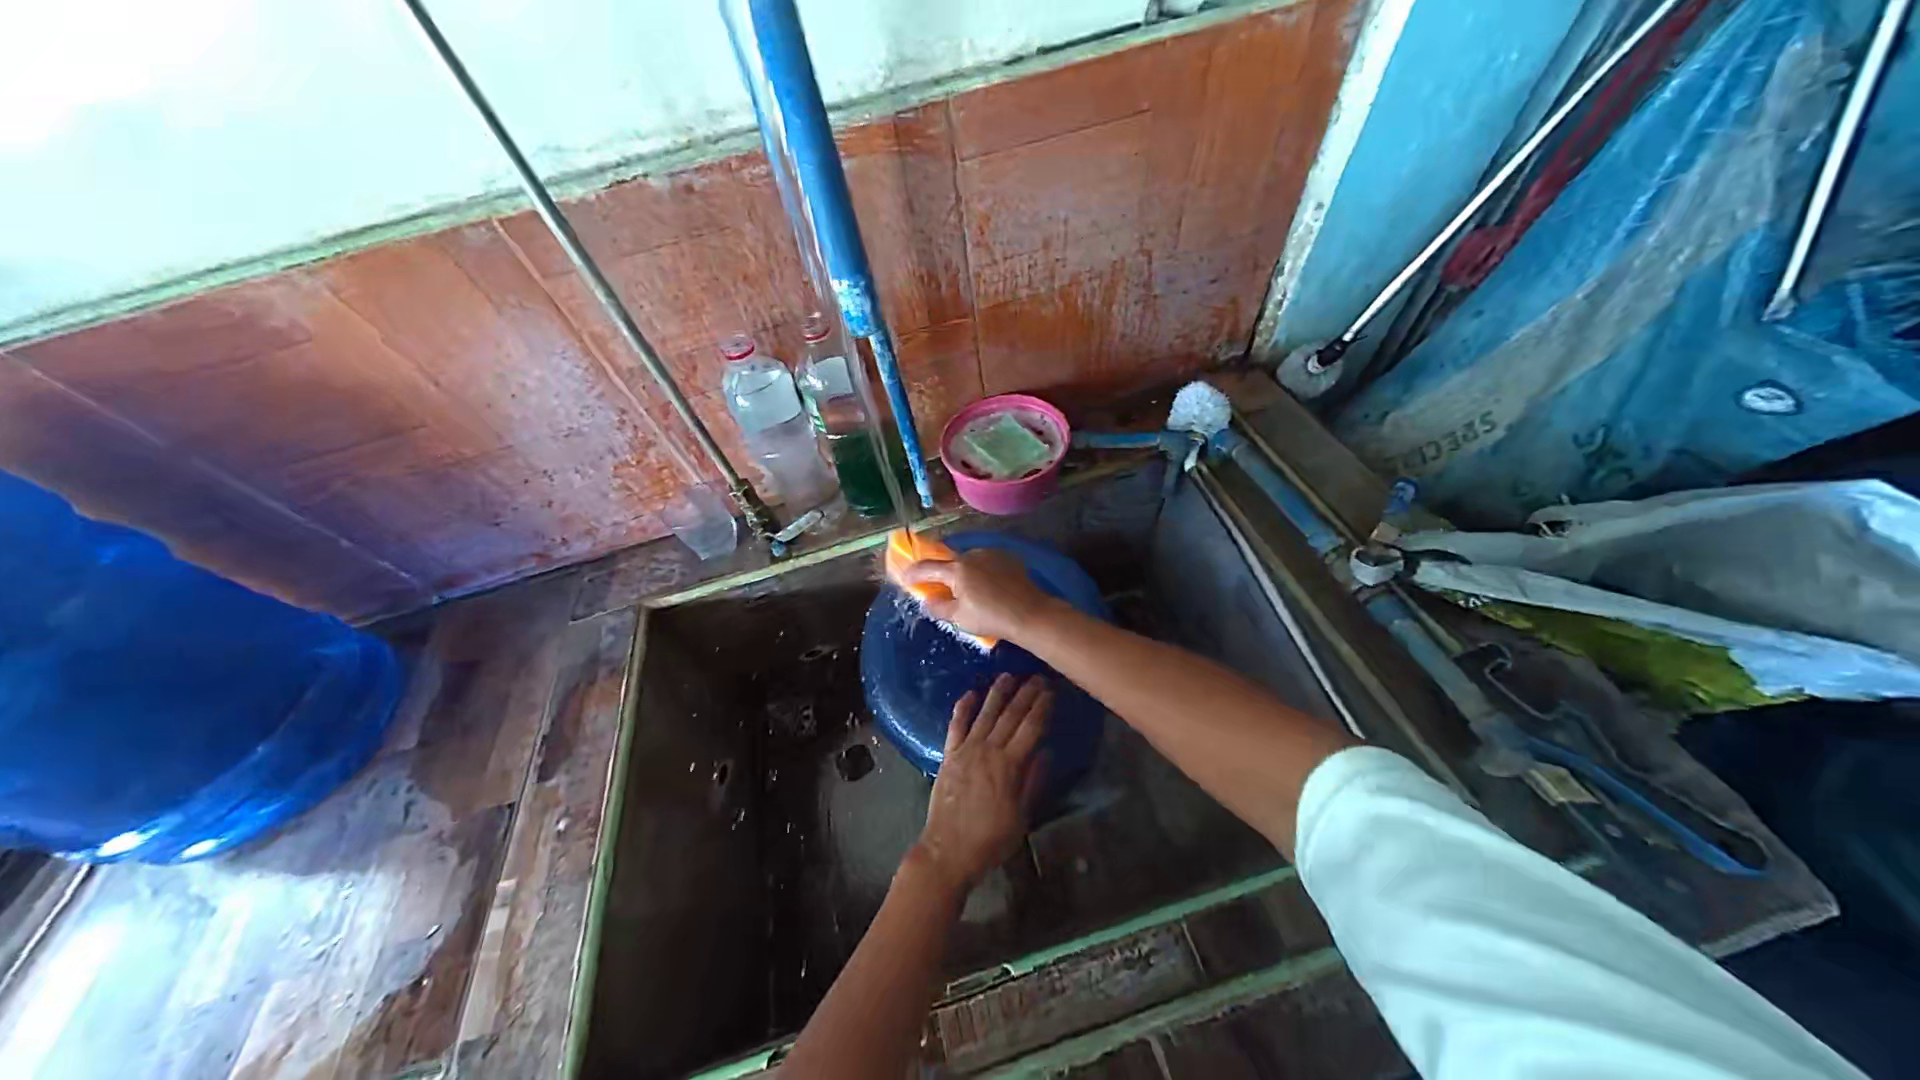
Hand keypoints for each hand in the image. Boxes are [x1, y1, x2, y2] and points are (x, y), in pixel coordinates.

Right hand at [900, 551, 1057, 644]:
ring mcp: (992, 554)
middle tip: (939, 588)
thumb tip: (928, 600)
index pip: (927, 567)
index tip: (905, 579)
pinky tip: (988, 586)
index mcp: (957, 569)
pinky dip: (982, 571)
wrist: (1029, 614)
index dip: (913, 574)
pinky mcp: (1008, 558)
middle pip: (950, 563)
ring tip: (969, 590)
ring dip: (964, 572)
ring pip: (970, 561)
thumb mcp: (958, 618)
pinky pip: (987, 562)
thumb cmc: (991, 618)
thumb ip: (938, 607)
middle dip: (942, 574)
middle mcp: (972, 555)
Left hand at [908, 674, 1052, 895]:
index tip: (1051, 690)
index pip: (1031, 728)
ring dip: (998, 693)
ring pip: (985, 714)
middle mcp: (988, 751)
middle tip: (1037, 676)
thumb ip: (1032, 781)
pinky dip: (964, 707)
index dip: (1042, 707)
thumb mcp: (1021, 816)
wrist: (949, 851)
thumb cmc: (991, 840)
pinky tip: (971, 692)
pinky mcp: (948, 755)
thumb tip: (1046, 752)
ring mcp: (966, 750)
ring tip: (1009, 675)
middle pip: (1011, 715)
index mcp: (1010, 766)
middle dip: (1026, 694)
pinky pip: (956, 725)